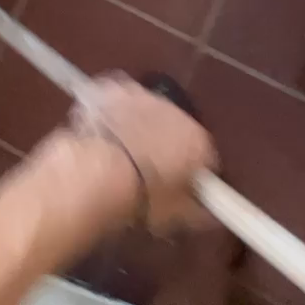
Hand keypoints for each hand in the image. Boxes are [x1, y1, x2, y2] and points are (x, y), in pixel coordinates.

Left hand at [70, 74, 215, 230]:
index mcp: (197, 141)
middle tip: (149, 172)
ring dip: (141, 126)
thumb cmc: (140, 197)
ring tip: (122, 153)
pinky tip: (104, 133)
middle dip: (167, 146)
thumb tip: (205, 211)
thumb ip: (197, 210)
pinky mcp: (114, 87)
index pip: (206, 158)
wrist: (97, 169)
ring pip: (148, 111)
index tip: (181, 188)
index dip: (193, 174)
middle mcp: (176, 110)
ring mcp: (143, 94)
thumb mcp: (174, 216)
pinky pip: (121, 100)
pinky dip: (116, 113)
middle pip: (177, 129)